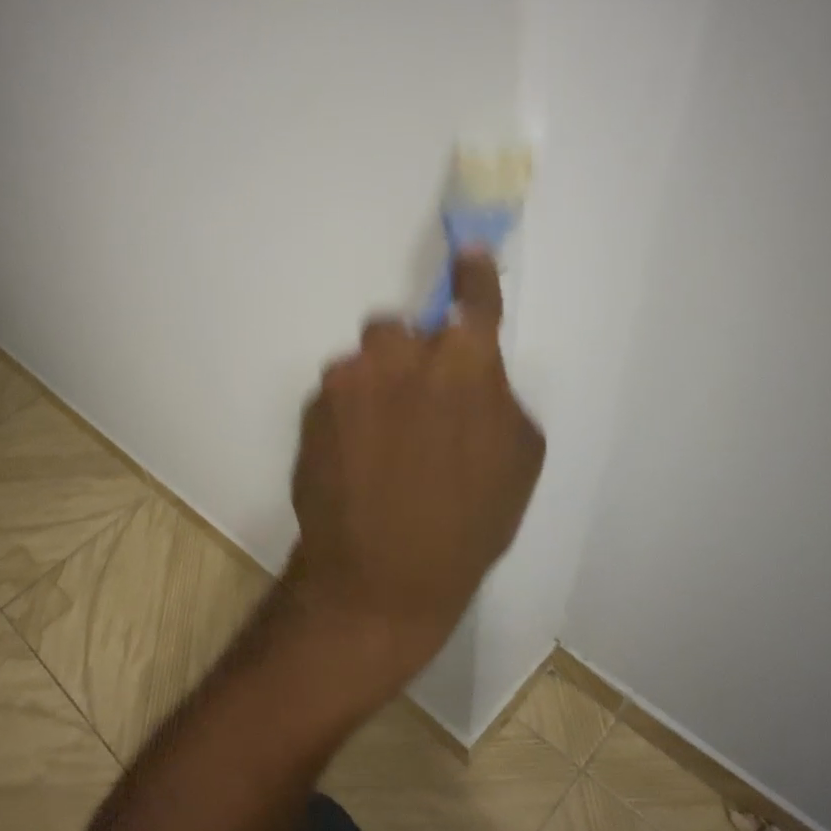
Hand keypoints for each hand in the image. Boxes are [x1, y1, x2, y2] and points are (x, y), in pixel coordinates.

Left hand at [286, 250, 545, 689]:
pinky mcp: (312, 410)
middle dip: (411, 359)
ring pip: (365, 364)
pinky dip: (349, 418)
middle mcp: (400, 358)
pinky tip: (358, 463)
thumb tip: (475, 376)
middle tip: (418, 410)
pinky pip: (338, 396)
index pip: (472, 300)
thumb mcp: (518, 460)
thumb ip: (498, 397)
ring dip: (377, 388)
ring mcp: (348, 382)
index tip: (468, 253)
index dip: (474, 276)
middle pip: (402, 331)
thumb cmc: (467, 525)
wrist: (382, 578)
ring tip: (384, 448)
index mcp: (463, 366)